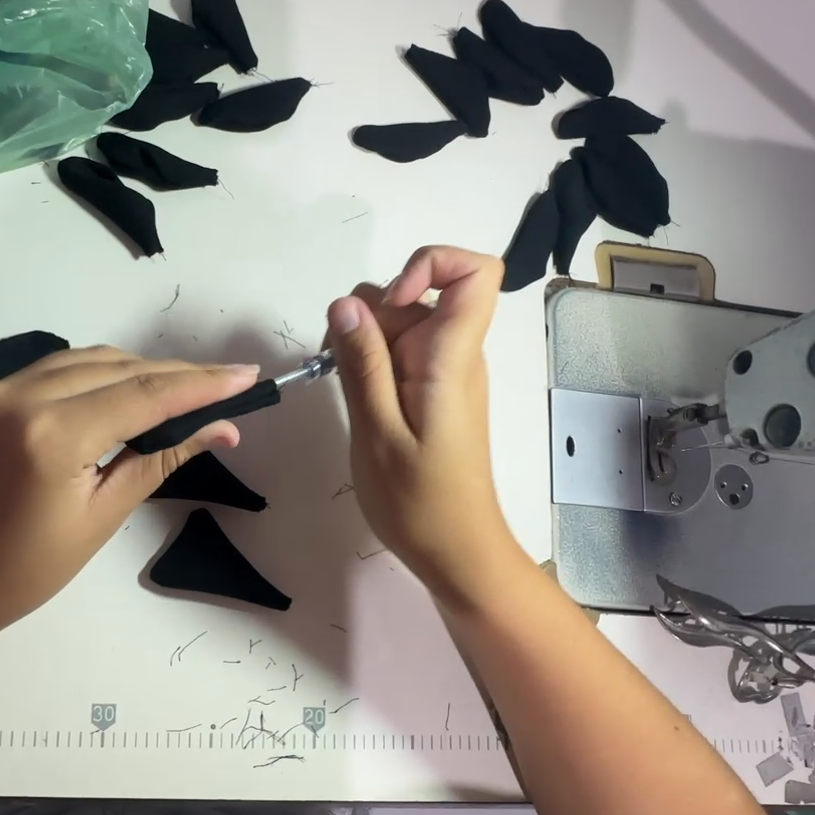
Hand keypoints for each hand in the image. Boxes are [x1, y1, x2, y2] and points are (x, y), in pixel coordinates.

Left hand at [0, 347, 258, 652]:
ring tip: (186, 392)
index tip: (248, 376)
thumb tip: (221, 428)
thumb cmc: (23, 572)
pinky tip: (128, 392)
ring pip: (89, 360)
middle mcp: (23, 395)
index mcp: (52, 434)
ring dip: (140, 371)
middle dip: (177, 375)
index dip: (202, 383)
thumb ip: (160, 458)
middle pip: (119, 367)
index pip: (144, 394)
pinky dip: (100, 374)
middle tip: (226, 387)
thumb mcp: (101, 516)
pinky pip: (59, 369)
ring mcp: (0, 389)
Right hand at [326, 246, 507, 605]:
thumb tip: (345, 303)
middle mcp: (454, 355)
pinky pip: (400, 353)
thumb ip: (362, 364)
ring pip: (401, 323)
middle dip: (369, 315)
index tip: (385, 305)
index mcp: (451, 358)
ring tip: (344, 389)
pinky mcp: (431, 391)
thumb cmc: (418, 501)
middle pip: (417, 296)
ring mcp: (443, 372)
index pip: (475, 272)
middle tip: (338, 364)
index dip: (428, 265)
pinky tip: (356, 399)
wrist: (454, 549)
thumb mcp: (377, 433)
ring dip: (362, 341)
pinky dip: (370, 363)